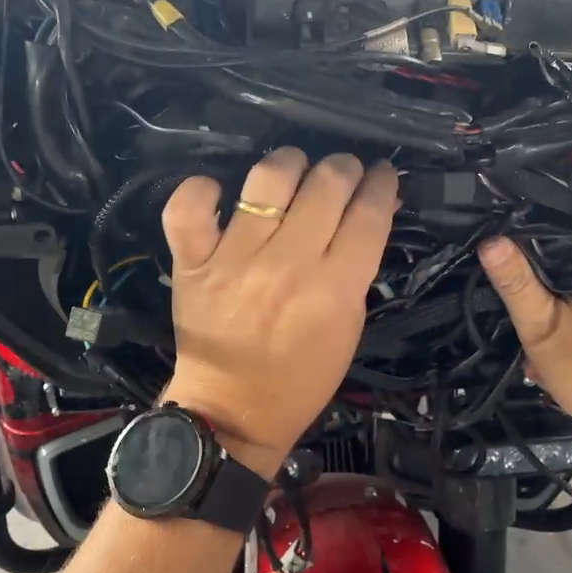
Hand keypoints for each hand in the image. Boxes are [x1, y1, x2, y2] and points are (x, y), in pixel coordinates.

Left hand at [160, 149, 398, 473]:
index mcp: (335, 287)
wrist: (233, 410)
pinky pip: (189, 208)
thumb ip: (359, 266)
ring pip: (268, 179)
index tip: (382, 174)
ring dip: (290, 162)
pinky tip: (220, 191)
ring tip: (294, 169)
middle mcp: (288, 264)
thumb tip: (372, 209)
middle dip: (345, 167)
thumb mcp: (349, 324)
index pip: (369, 213)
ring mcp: (236, 259)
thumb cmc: (301, 376)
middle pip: (327, 185)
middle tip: (343, 173)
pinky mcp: (193, 263)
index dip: (382, 183)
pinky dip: (203, 190)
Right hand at [477, 236, 571, 452]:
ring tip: (517, 346)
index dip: (509, 251)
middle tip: (490, 310)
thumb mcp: (541, 324)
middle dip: (518, 300)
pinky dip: (543, 351)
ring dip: (530, 332)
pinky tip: (534, 367)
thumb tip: (490, 239)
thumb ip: (516, 284)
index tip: (478, 260)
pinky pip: (556, 337)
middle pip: (541, 282)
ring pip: (546, 312)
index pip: (542, 246)